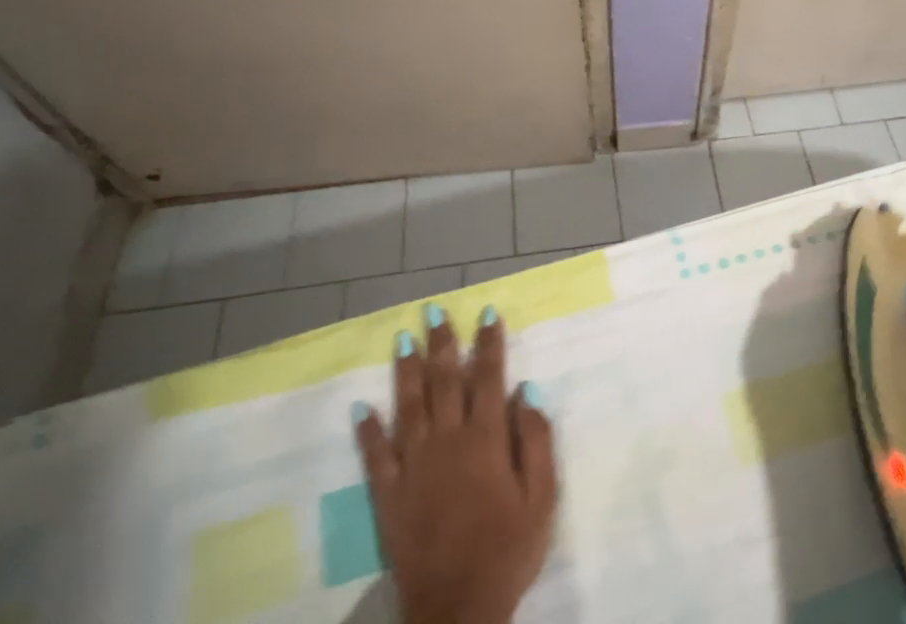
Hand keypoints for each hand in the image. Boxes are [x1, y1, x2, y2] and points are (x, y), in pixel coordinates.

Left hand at [354, 306, 556, 623]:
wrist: (458, 604)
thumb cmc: (509, 549)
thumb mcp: (542, 498)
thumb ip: (536, 442)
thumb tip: (528, 391)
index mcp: (487, 440)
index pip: (488, 379)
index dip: (488, 343)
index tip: (487, 313)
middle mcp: (447, 442)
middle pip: (444, 382)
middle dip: (442, 343)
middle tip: (435, 311)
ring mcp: (413, 465)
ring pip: (408, 406)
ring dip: (406, 370)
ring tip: (404, 338)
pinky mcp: (388, 493)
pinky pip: (375, 454)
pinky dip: (368, 429)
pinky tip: (363, 407)